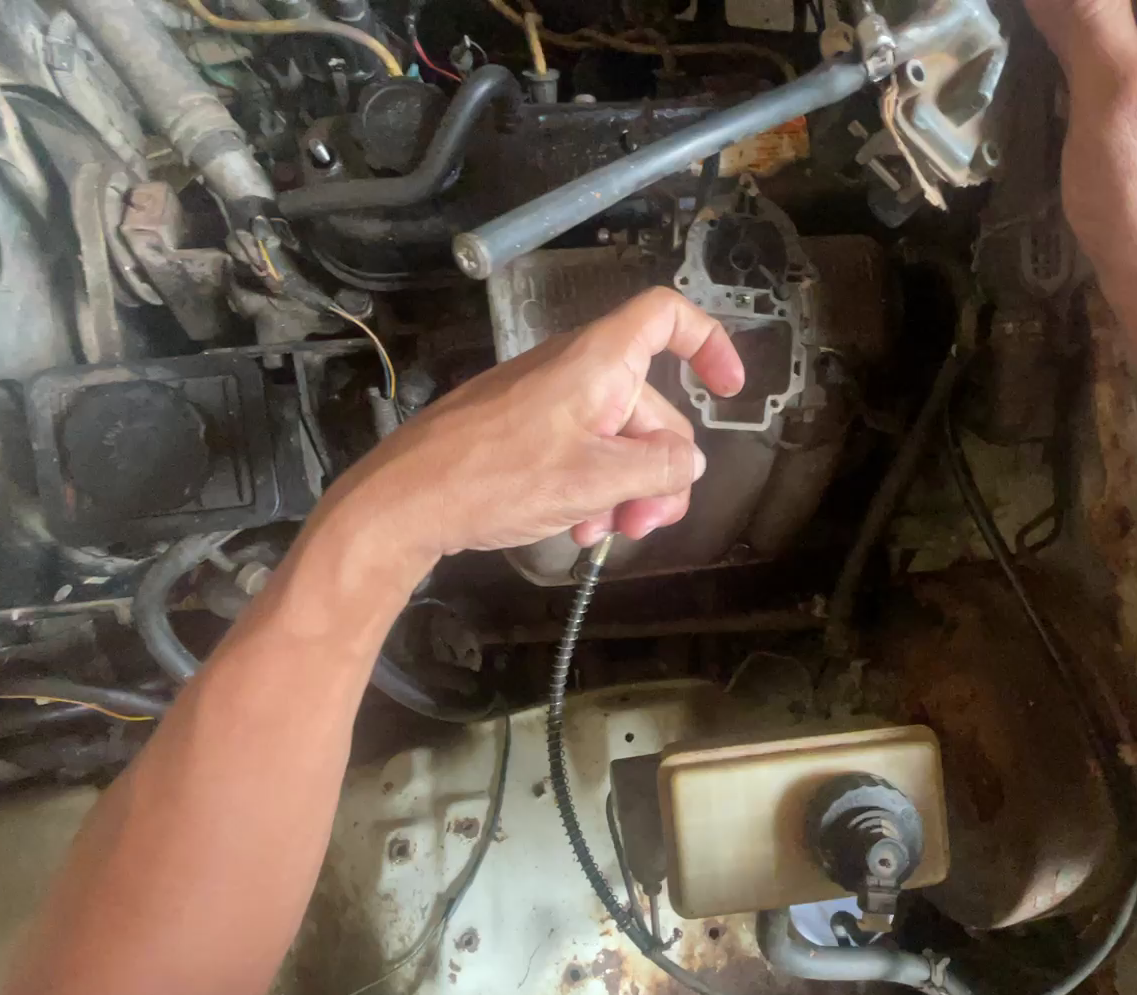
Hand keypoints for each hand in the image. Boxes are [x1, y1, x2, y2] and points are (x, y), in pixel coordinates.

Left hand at [340, 287, 743, 561]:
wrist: (408, 499)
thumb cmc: (501, 477)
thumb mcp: (598, 479)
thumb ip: (660, 468)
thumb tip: (690, 461)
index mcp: (599, 362)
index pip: (667, 317)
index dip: (709, 343)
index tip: (728, 391)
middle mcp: (578, 372)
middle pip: (650, 408)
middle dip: (660, 472)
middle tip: (646, 525)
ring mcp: (550, 403)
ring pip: (617, 441)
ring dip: (625, 491)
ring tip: (604, 534)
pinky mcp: (526, 432)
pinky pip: (581, 453)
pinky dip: (591, 490)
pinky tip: (578, 530)